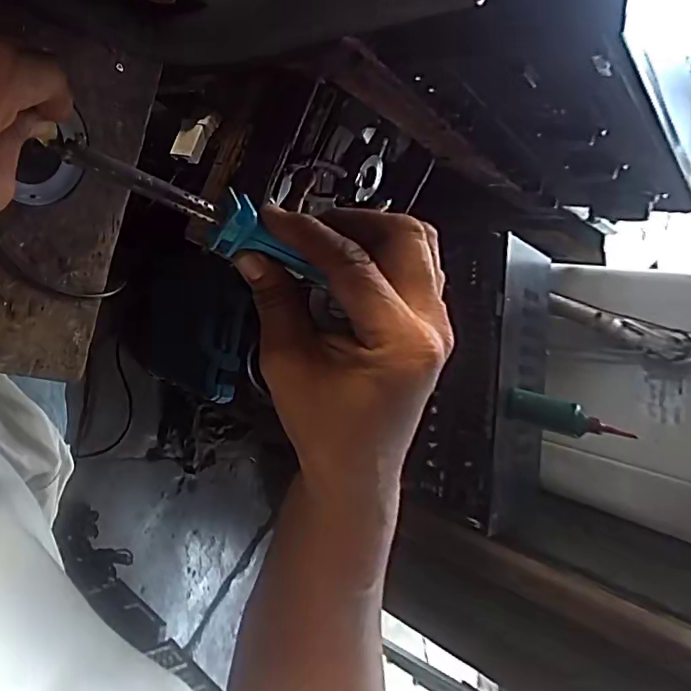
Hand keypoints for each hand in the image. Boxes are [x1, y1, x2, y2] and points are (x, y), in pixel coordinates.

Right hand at [235, 207, 452, 511]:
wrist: (354, 470)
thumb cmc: (327, 431)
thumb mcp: (287, 360)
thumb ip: (275, 298)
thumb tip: (256, 255)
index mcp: (400, 340)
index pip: (352, 262)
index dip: (305, 234)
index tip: (272, 221)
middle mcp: (429, 326)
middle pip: (404, 235)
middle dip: (348, 220)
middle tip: (302, 226)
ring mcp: (434, 324)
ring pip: (414, 245)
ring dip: (364, 233)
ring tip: (317, 242)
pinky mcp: (425, 324)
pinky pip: (409, 266)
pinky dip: (372, 253)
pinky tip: (336, 266)